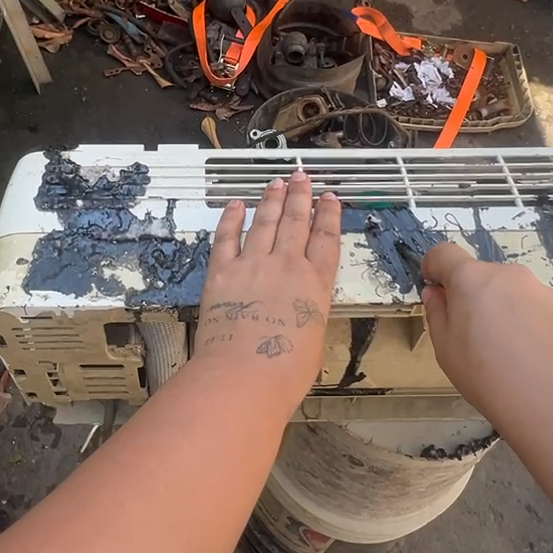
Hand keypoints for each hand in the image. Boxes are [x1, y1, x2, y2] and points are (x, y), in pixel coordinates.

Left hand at [191, 170, 340, 397]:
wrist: (243, 376)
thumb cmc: (283, 373)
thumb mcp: (313, 340)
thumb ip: (307, 314)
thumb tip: (299, 308)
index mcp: (314, 285)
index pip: (326, 240)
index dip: (329, 215)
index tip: (330, 197)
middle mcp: (286, 267)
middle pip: (296, 222)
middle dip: (300, 196)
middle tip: (302, 176)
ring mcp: (252, 265)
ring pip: (265, 222)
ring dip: (271, 200)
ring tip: (277, 182)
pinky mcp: (222, 272)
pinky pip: (227, 237)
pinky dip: (232, 218)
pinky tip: (236, 204)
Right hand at [421, 243, 552, 424]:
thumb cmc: (491, 380)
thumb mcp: (447, 351)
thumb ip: (438, 314)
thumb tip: (438, 294)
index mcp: (473, 279)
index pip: (444, 254)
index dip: (435, 269)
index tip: (437, 293)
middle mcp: (510, 276)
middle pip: (483, 277)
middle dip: (476, 298)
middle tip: (478, 341)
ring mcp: (546, 292)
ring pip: (515, 296)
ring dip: (508, 314)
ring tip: (516, 359)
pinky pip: (543, 313)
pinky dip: (537, 329)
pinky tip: (543, 364)